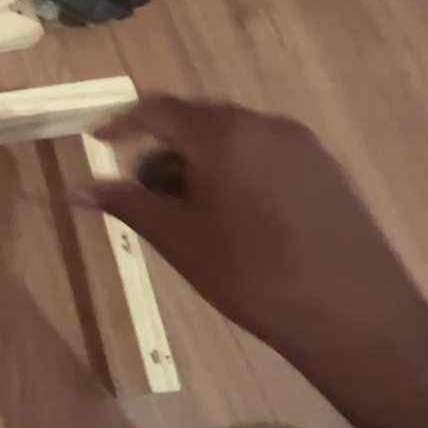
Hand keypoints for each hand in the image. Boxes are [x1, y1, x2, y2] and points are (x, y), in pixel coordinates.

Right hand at [76, 95, 427, 377]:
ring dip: (195, 158)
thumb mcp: (176, 238)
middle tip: (136, 185)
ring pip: (230, 136)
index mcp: (224, 136)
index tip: (96, 142)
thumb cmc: (251, 274)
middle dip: (159, 144)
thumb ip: (125, 203)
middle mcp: (266, 126)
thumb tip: (72, 189)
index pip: (158, 110)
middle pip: (196, 118)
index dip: (121, 124)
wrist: (355, 316)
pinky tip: (226, 211)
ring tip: (180, 204)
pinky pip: (261, 151)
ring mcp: (302, 146)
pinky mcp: (324, 170)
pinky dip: (230, 167)